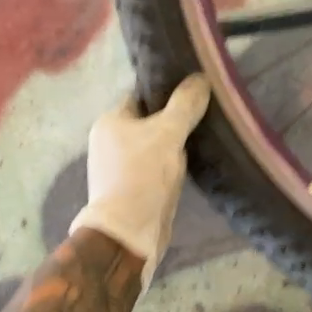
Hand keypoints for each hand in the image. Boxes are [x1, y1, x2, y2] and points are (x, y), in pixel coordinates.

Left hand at [69, 75, 212, 288]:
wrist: (128, 233)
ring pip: (152, 148)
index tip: (193, 92)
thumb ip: (184, 105)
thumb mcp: (168, 134)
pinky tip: (188, 171)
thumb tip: (201, 78)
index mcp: (109, 122)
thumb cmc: (143, 176)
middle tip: (202, 119)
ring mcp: (117, 169)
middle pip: (148, 122)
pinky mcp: (130, 191)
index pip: (141, 95)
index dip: (166, 92)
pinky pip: (154, 171)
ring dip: (173, 148)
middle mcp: (108, 142)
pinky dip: (169, 170)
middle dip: (173, 122)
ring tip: (201, 144)